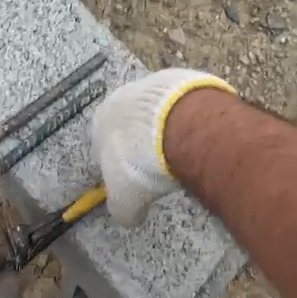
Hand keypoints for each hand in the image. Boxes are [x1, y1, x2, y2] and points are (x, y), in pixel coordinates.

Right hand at [89, 68, 234, 226]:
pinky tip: (196, 135)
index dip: (118, 165)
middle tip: (161, 166)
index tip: (135, 180)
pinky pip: (180, 102)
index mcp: (100, 122)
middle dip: (142, 144)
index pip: (103, 145)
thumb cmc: (141, 163)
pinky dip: (186, 117)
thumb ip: (123, 209)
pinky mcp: (178, 79)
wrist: (177, 125)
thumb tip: (129, 217)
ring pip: (154, 112)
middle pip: (129, 125)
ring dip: (165, 129)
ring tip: (183, 152)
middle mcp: (120, 98)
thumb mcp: (126, 200)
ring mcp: (149, 85)